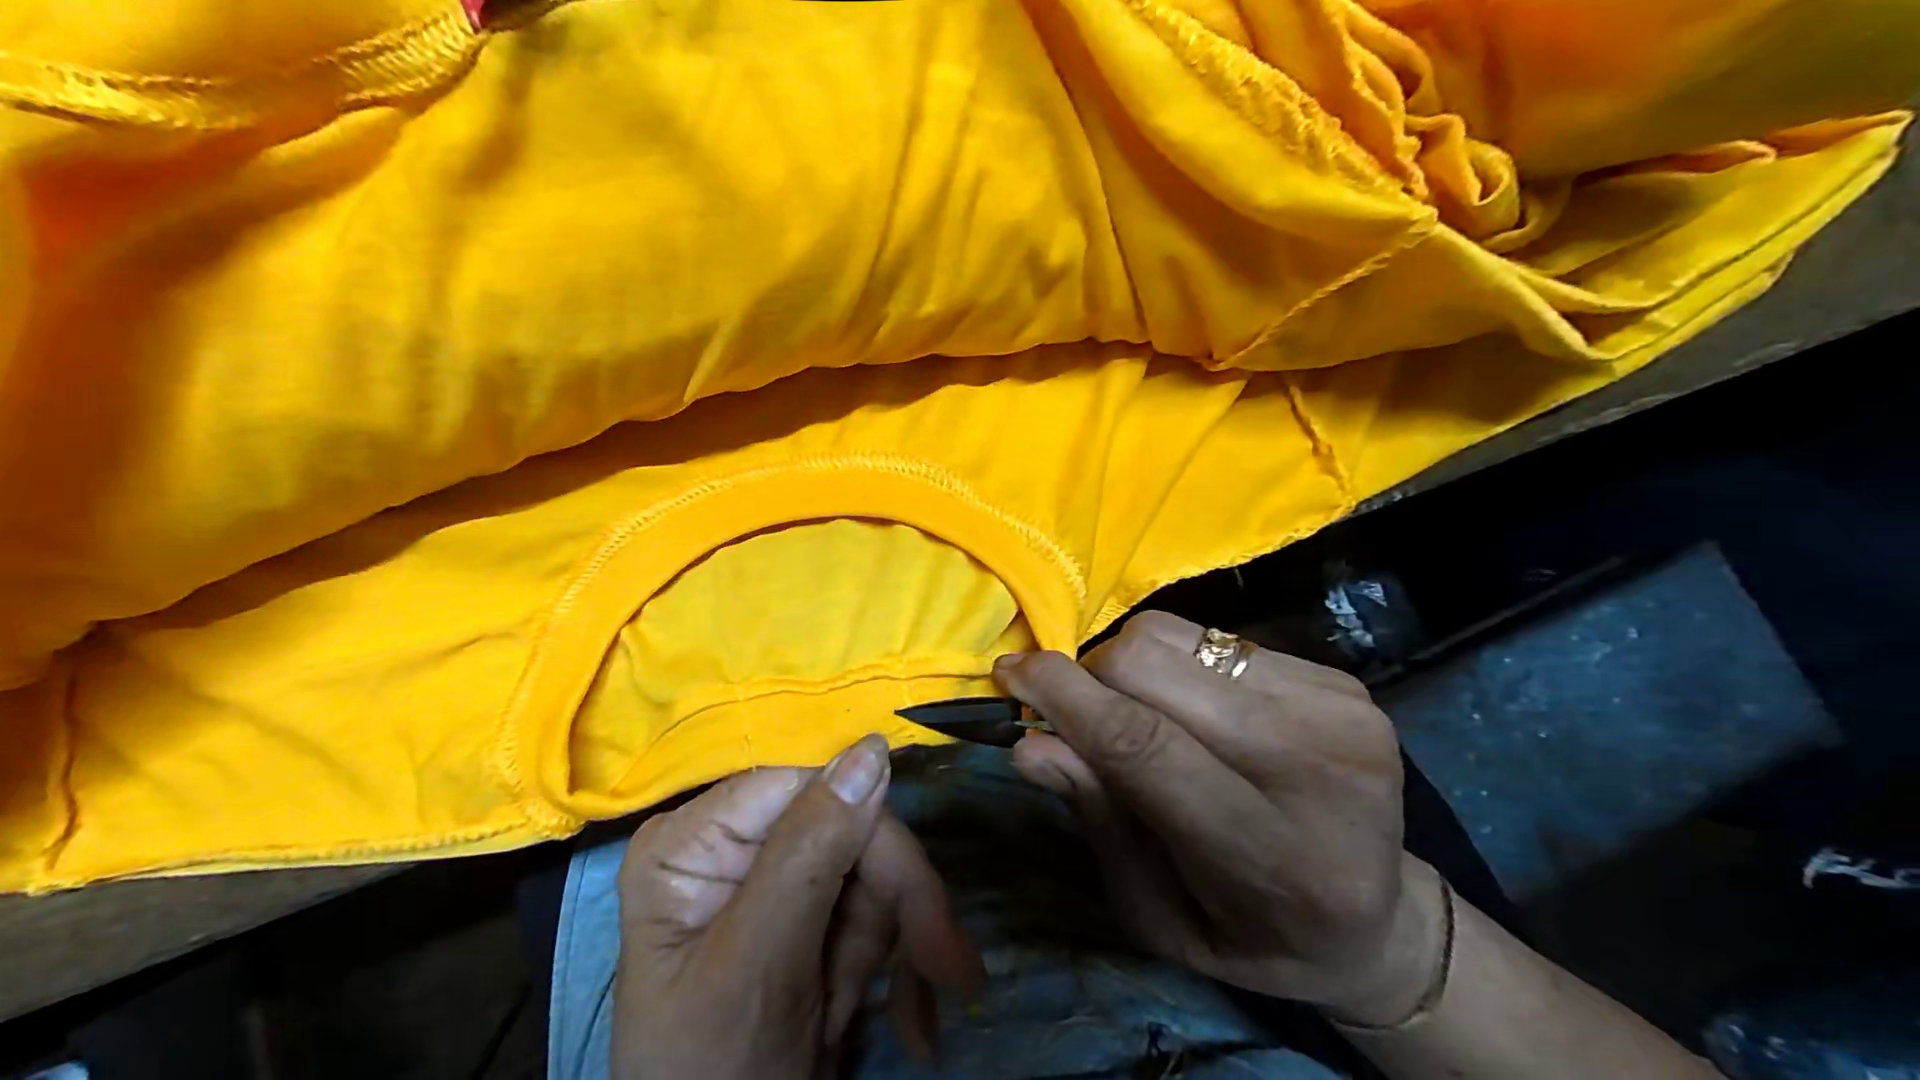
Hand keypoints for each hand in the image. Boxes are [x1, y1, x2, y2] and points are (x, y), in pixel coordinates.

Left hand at [613, 734, 983, 1079]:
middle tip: (946, 970)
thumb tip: (872, 749)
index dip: (871, 833)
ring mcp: (774, 877)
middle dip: (895, 904)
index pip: (805, 788)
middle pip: (847, 826)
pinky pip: (874, 907)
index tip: (925, 904)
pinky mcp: (809, 912)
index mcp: (694, 841)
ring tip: (852, 1017)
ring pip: (872, 869)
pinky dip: (887, 963)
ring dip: (887, 944)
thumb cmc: (711, 1076)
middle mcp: (734, 844)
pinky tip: (888, 1014)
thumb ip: (809, 853)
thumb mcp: (755, 967)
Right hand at [996, 612, 1447, 1025]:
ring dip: (1130, 665)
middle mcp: (1316, 764)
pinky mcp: (1341, 679)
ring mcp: (1337, 709)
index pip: (1144, 745)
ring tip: (1144, 711)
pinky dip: (1177, 665)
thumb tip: (1028, 744)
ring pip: (1176, 636)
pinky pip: (1213, 636)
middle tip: (1082, 712)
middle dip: (1091, 676)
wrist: (1381, 915)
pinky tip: (1197, 708)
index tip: (1008, 671)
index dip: (1065, 699)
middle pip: (1153, 666)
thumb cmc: (1252, 932)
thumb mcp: (1158, 911)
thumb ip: (1098, 819)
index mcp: (1271, 853)